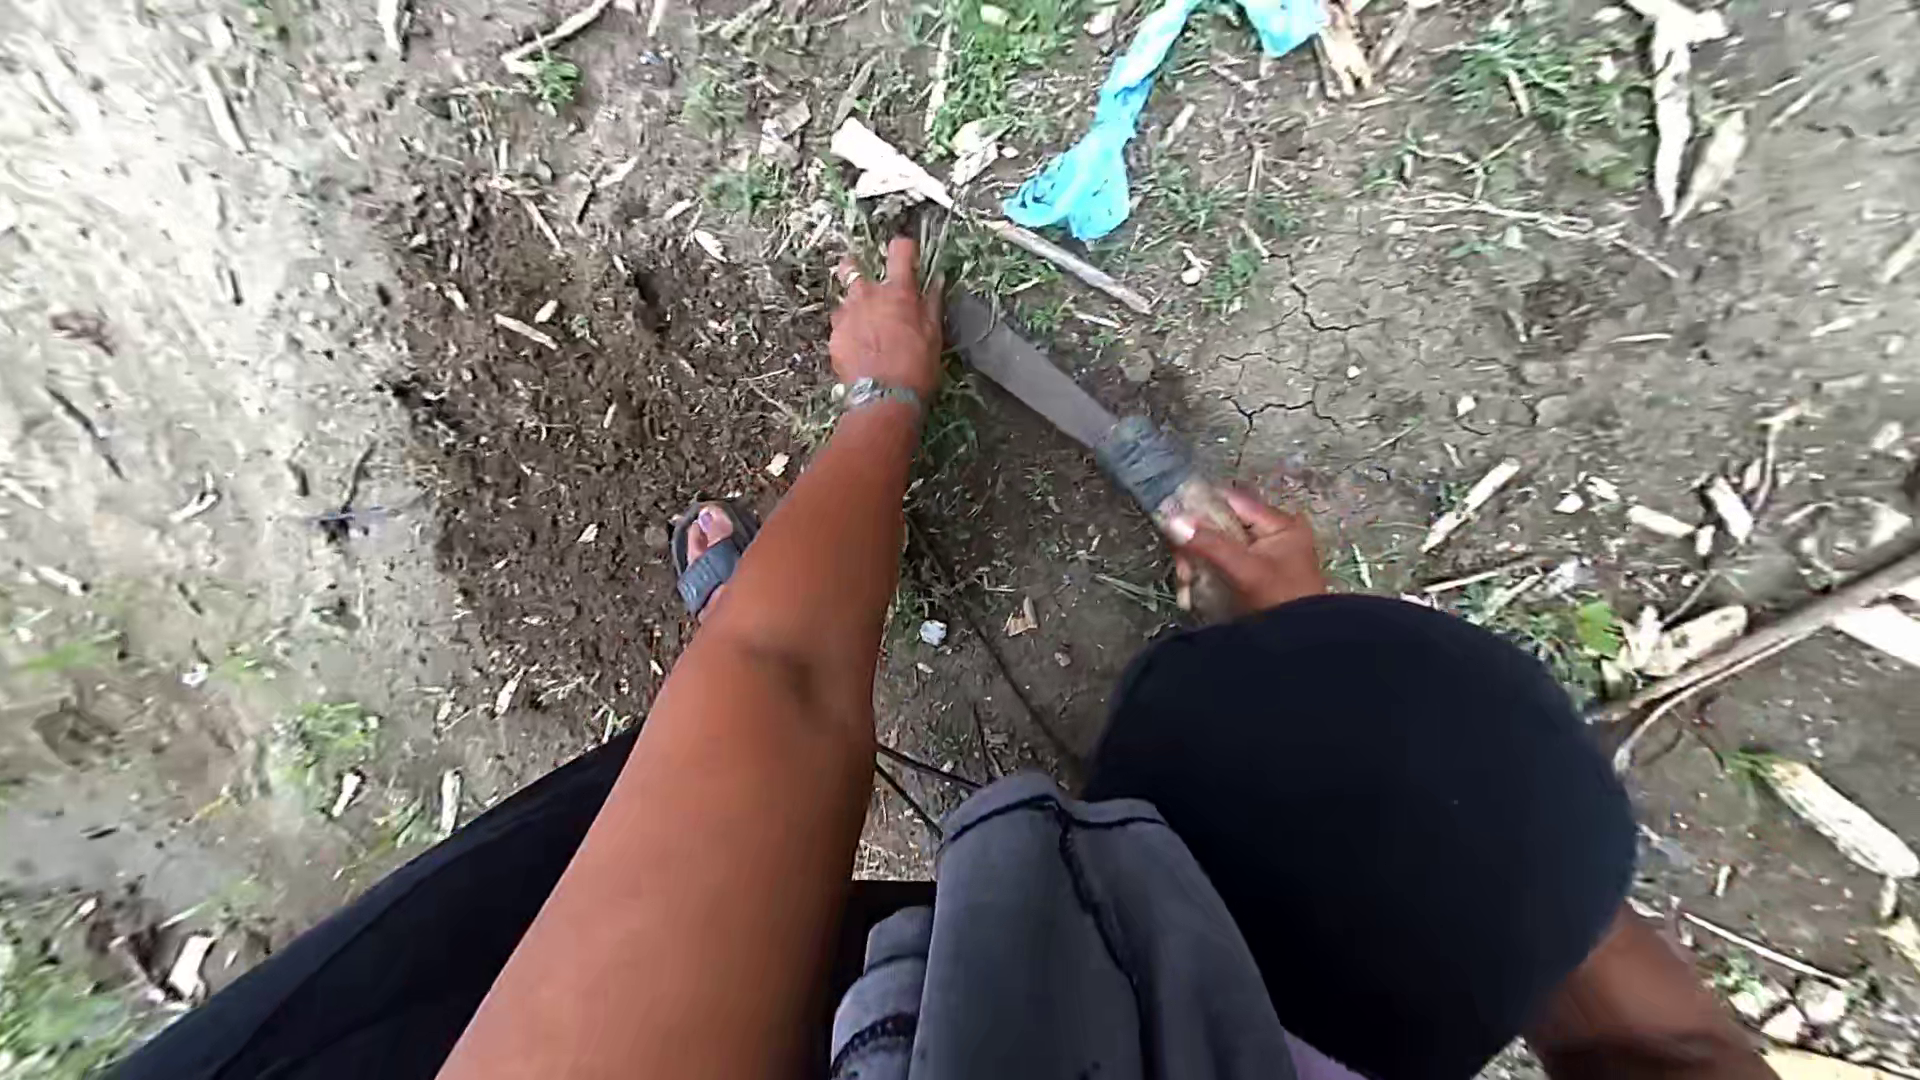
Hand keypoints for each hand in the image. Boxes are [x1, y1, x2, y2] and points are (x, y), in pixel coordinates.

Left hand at [830, 236, 943, 403]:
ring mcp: (846, 315)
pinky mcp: (834, 337)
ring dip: (853, 308)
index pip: (900, 250)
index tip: (908, 258)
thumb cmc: (916, 369)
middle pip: (852, 266)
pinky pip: (839, 327)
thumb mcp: (934, 337)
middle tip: (869, 289)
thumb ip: (932, 304)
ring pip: (844, 300)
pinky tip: (858, 351)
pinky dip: (848, 333)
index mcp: (897, 292)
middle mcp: (867, 296)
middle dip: (856, 269)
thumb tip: (936, 281)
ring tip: (865, 330)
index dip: (905, 249)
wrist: (884, 399)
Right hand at [1166, 489, 1323, 616]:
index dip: (1201, 507)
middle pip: (1219, 524)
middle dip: (1195, 543)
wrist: (1300, 646)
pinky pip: (1217, 562)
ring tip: (1186, 583)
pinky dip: (1202, 574)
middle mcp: (1270, 534)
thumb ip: (1210, 544)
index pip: (1232, 501)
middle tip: (1181, 566)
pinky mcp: (1249, 573)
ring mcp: (1260, 554)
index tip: (1172, 519)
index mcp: (1280, 524)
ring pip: (1214, 544)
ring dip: (1194, 562)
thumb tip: (1174, 522)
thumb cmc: (1279, 602)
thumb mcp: (1244, 570)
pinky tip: (1191, 589)